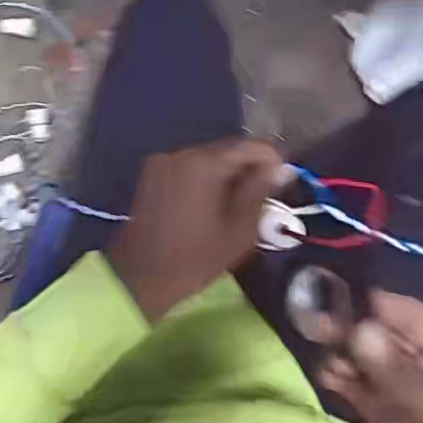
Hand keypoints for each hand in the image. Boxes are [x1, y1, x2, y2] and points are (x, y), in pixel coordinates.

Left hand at [104, 138, 282, 321]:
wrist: (139, 278)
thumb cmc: (194, 259)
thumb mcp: (239, 230)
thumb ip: (260, 192)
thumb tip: (280, 168)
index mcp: (202, 163)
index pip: (249, 145)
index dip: (272, 159)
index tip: (284, 181)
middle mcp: (179, 154)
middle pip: (226, 150)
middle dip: (249, 168)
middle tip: (265, 197)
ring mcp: (161, 162)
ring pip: (207, 159)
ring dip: (227, 175)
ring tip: (239, 204)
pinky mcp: (151, 175)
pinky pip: (188, 168)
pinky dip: (205, 179)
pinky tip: (213, 204)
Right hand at [316, 293, 422, 422]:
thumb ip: (402, 376)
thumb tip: (360, 327)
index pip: (407, 314)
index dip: (370, 303)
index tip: (327, 293)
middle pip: (378, 332)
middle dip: (346, 325)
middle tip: (309, 321)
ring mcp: (403, 392)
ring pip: (361, 357)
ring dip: (339, 352)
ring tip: (315, 350)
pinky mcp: (383, 417)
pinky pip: (354, 386)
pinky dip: (338, 378)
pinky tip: (326, 377)